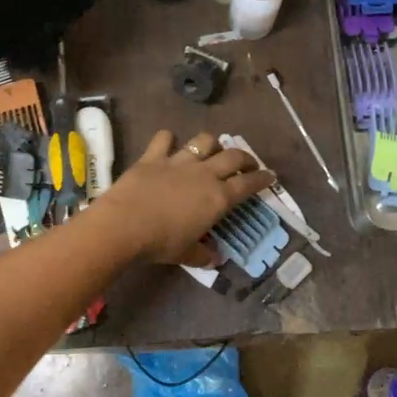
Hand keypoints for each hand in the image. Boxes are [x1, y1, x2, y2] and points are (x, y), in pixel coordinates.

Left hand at [91, 131, 273, 263]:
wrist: (125, 224)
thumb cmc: (160, 242)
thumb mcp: (186, 254)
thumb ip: (203, 254)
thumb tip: (215, 258)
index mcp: (218, 198)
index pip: (248, 184)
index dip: (262, 179)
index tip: (271, 176)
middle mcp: (204, 174)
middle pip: (233, 156)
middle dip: (245, 157)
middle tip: (248, 163)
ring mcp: (179, 161)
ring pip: (204, 141)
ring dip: (212, 143)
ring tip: (213, 149)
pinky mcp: (154, 156)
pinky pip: (164, 138)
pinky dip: (169, 138)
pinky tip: (169, 142)